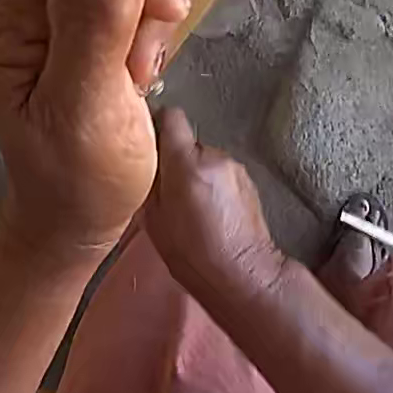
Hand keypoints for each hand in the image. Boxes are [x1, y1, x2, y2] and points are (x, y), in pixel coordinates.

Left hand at [0, 0, 186, 256]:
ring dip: (152, 7)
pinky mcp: (87, 24)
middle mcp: (27, 3)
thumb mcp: (86, 104)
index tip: (159, 8)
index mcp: (9, 17)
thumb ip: (96, 16)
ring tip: (140, 69)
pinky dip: (153, 20)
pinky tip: (141, 66)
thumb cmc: (81, 178)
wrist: (81, 216)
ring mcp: (57, 13)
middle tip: (145, 51)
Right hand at [145, 108, 286, 298]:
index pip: (171, 117)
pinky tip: (210, 212)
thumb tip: (144, 161)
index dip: (157, 124)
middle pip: (186, 142)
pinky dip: (212, 184)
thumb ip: (149, 181)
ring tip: (191, 207)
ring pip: (204, 158)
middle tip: (166, 189)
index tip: (148, 140)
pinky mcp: (248, 180)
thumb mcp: (153, 220)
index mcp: (186, 163)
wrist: (243, 275)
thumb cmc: (193, 255)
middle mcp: (213, 156)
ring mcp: (234, 166)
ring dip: (195, 173)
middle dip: (175, 160)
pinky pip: (220, 172)